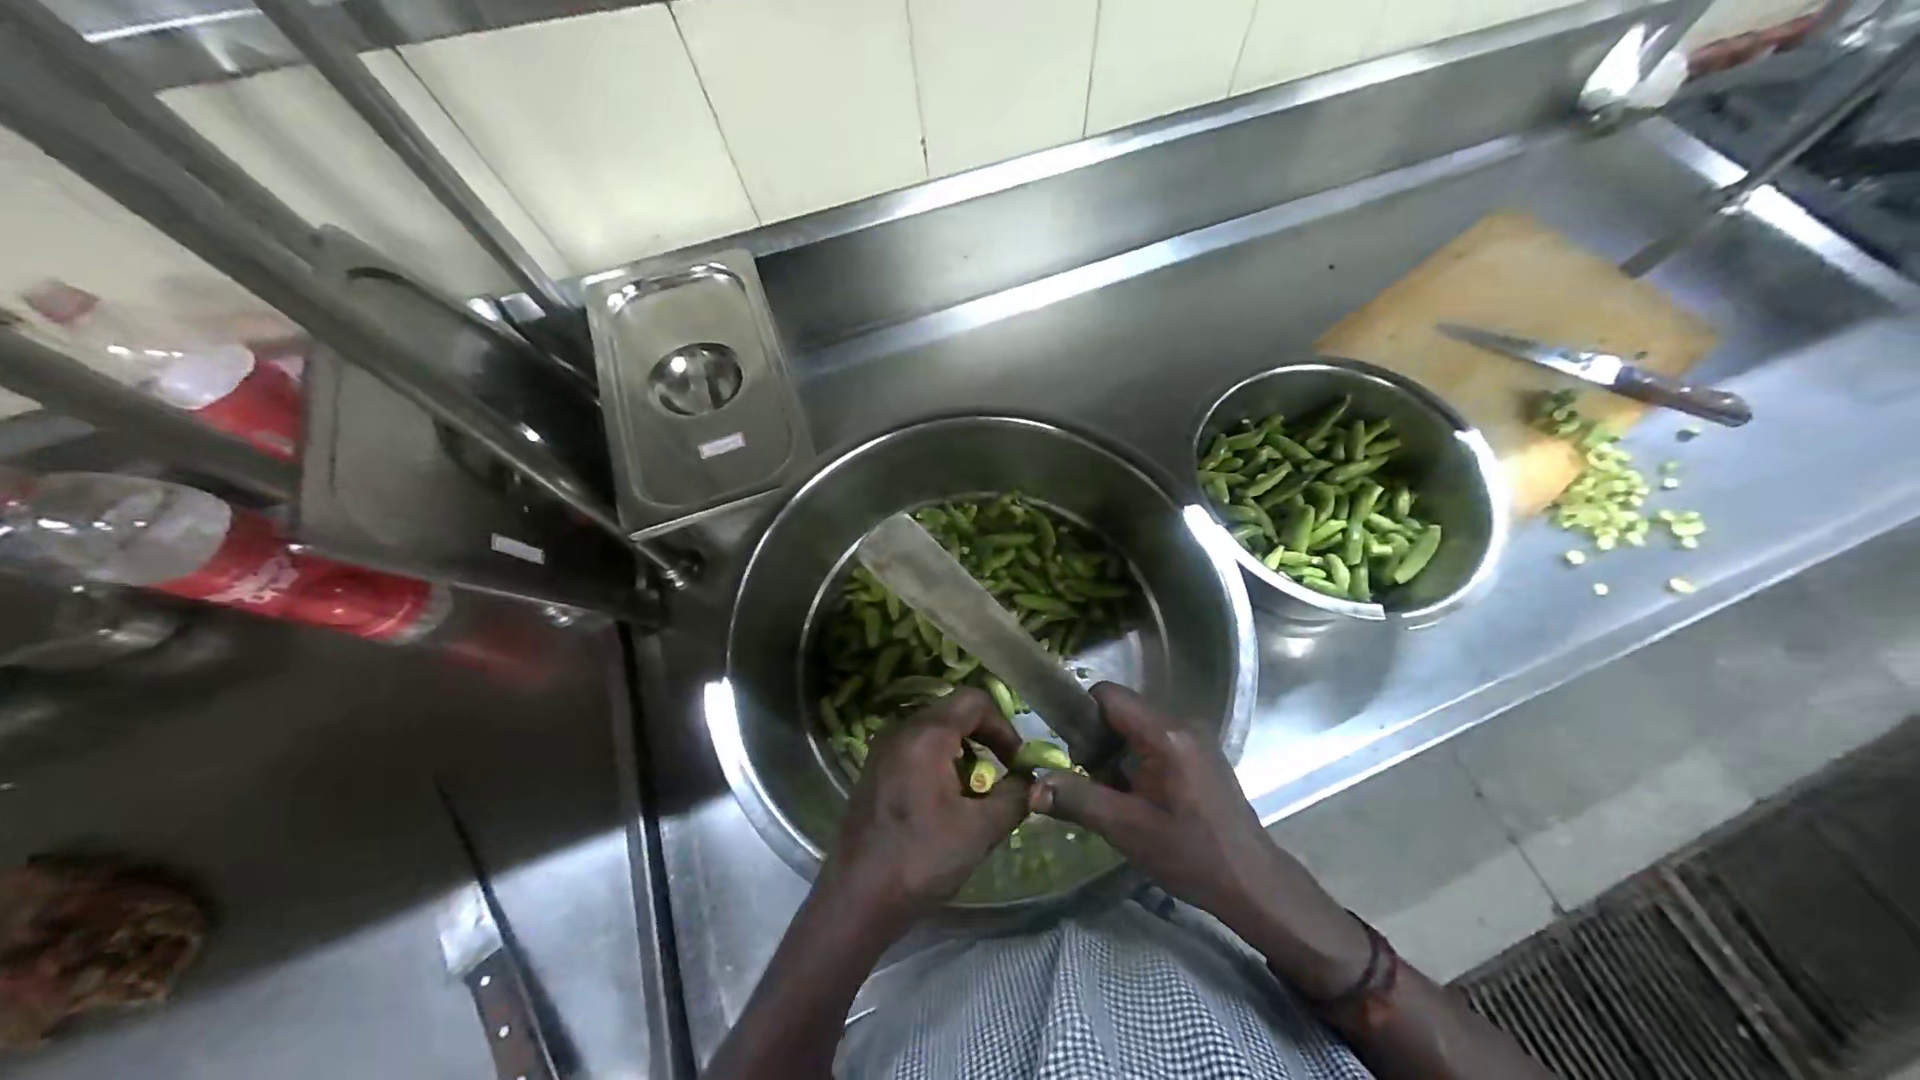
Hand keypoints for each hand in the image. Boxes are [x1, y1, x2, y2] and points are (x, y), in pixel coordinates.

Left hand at [820, 688, 1030, 926]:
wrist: (858, 900)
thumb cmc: (921, 860)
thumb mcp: (980, 830)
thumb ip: (1014, 796)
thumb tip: (1030, 781)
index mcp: (925, 735)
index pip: (973, 700)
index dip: (1003, 725)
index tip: (1017, 761)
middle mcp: (899, 732)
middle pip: (953, 713)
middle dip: (985, 738)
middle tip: (1003, 773)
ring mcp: (881, 751)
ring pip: (934, 732)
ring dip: (963, 753)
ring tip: (978, 793)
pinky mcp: (873, 772)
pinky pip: (915, 751)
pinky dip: (939, 764)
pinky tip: (947, 802)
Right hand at [1031, 682, 1369, 997]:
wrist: (1253, 883)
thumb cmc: (1191, 855)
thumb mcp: (1127, 829)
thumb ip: (1078, 800)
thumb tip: (1033, 787)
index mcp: (1166, 735)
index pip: (1109, 695)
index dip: (1081, 714)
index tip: (1068, 749)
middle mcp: (1183, 724)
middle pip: (1122, 710)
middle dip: (1096, 738)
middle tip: (1087, 778)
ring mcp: (1196, 738)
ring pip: (1136, 726)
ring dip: (1115, 751)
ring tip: (1111, 791)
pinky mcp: (1201, 754)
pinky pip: (1154, 740)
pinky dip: (1135, 759)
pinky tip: (1136, 795)